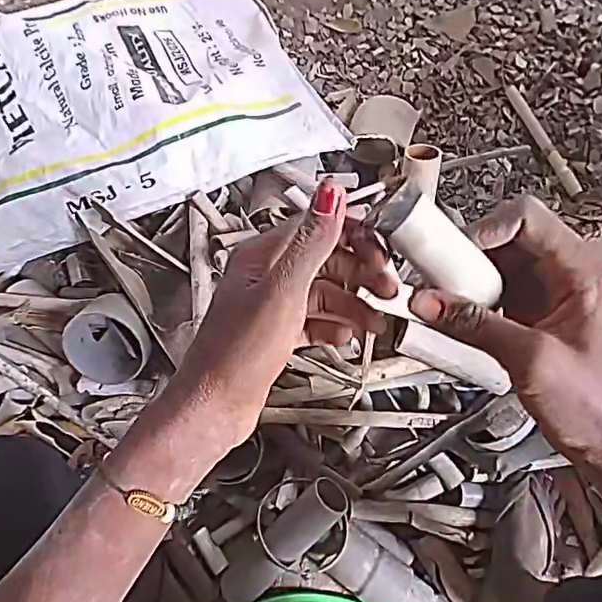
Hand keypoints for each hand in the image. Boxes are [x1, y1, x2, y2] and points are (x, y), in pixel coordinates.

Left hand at [151, 178, 398, 466]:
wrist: (215, 407)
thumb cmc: (235, 355)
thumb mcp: (283, 292)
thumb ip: (311, 242)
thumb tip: (329, 194)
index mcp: (262, 257)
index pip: (317, 227)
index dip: (355, 236)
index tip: (382, 252)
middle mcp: (265, 277)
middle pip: (325, 260)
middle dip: (360, 273)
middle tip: (386, 290)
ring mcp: (271, 306)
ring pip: (323, 292)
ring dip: (353, 303)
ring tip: (374, 319)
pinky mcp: (276, 333)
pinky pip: (315, 320)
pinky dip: (334, 325)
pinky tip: (345, 335)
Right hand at [409, 195, 601, 498]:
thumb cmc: (600, 407)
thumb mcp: (531, 360)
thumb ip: (475, 326)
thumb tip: (431, 302)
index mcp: (584, 270)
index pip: (527, 218)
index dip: (484, 228)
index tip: (450, 251)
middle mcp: (564, 276)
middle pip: (501, 240)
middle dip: (463, 257)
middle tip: (434, 276)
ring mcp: (543, 297)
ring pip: (489, 268)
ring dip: (460, 281)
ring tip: (438, 300)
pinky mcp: (526, 318)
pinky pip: (486, 296)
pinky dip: (464, 304)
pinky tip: (451, 320)